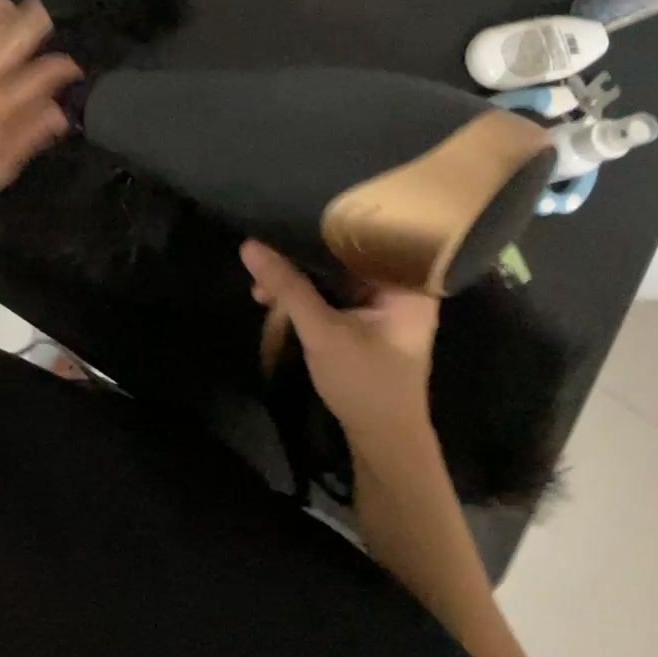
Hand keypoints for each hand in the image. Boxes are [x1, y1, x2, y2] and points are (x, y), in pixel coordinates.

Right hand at [240, 240, 439, 443]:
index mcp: (407, 283)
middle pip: (345, 254)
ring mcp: (383, 303)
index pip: (367, 234)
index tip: (287, 215)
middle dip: (300, 257)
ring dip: (297, 278)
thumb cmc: (364, 384)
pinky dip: (305, 295)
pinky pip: (332, 292)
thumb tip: (249, 245)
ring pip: (333, 274)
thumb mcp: (322, 332)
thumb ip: (288, 287)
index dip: (325, 224)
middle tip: (263, 260)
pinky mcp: (367, 319)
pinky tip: (274, 298)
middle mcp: (400, 285)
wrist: (382, 440)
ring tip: (261, 286)